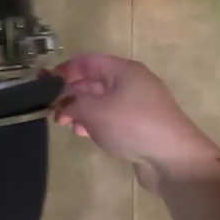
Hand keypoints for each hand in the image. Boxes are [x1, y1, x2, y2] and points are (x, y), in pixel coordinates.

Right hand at [53, 54, 219, 189]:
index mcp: (124, 70)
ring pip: (103, 101)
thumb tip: (62, 103)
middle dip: (72, 94)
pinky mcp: (143, 125)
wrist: (174, 159)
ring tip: (68, 125)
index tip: (45, 84)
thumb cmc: (132, 125)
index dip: (65, 70)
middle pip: (95, 81)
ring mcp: (140, 105)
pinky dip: (98, 123)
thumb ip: (72, 103)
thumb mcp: (94, 111)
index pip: (88, 61)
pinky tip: (87, 135)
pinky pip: (114, 118)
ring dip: (83, 111)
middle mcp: (133, 83)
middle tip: (52, 109)